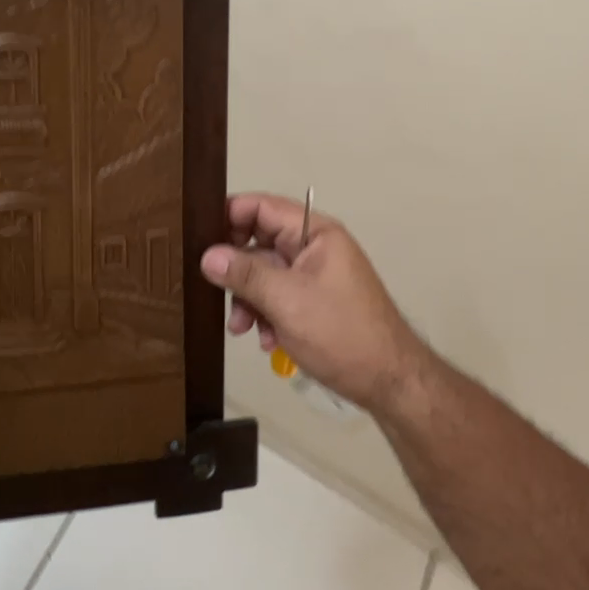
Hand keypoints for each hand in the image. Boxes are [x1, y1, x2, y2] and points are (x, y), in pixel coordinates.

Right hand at [200, 193, 428, 415]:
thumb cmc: (341, 333)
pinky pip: (277, 296)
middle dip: (236, 270)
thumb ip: (245, 275)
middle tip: (217, 293)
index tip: (199, 241)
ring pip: (264, 273)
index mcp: (315, 233)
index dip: (228, 217)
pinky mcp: (313, 301)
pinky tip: (267, 341)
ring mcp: (314, 275)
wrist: (389, 382)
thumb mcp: (286, 301)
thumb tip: (207, 255)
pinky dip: (266, 315)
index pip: (261, 207)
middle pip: (259, 242)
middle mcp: (314, 247)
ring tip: (242, 328)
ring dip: (248, 299)